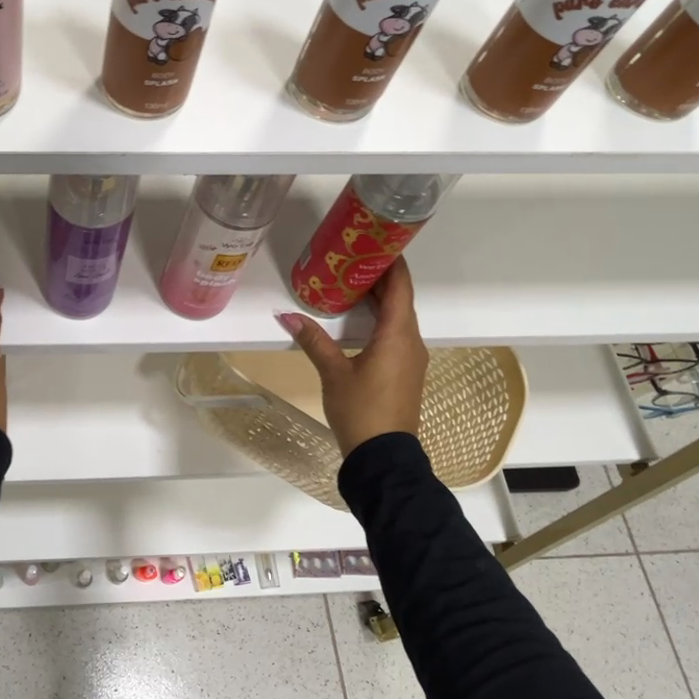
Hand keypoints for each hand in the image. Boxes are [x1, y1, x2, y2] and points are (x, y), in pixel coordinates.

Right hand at [278, 256, 428, 453]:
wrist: (383, 456)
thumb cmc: (361, 410)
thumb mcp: (333, 373)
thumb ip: (314, 341)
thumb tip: (287, 316)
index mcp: (398, 335)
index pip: (400, 287)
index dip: (391, 262)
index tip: (376, 242)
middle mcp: (411, 342)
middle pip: (400, 300)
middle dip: (380, 279)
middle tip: (352, 260)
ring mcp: (411, 359)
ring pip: (399, 319)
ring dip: (379, 301)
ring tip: (351, 286)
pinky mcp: (405, 373)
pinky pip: (396, 336)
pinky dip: (380, 322)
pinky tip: (358, 323)